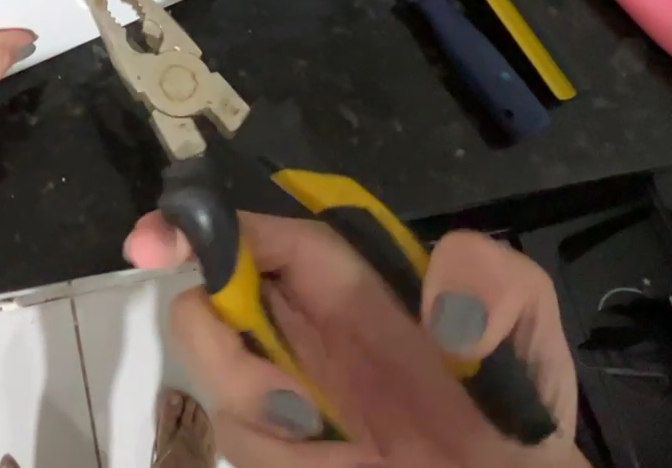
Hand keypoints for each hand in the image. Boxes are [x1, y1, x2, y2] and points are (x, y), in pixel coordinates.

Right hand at [126, 213, 586, 467]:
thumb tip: (437, 313)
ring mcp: (278, 396)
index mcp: (327, 277)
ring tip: (333, 441)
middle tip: (286, 400)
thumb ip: (490, 278)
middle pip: (200, 305)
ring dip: (260, 414)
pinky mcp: (276, 452)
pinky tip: (338, 464)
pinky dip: (281, 458)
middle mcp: (288, 327)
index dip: (188, 227)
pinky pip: (244, 446)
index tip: (150, 243)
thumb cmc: (508, 402)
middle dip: (216, 342)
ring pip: (215, 386)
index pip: (242, 234)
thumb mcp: (521, 320)